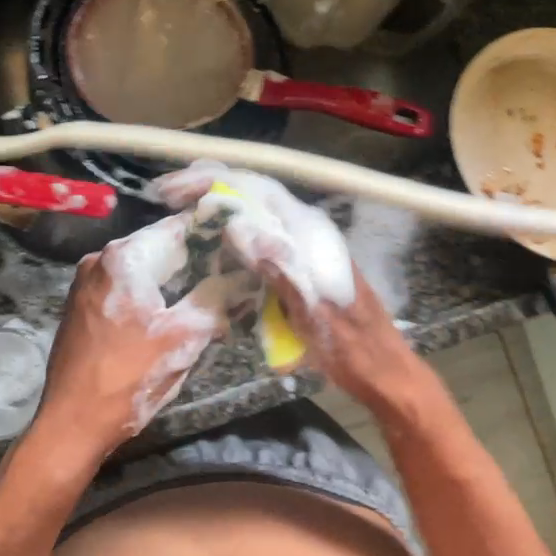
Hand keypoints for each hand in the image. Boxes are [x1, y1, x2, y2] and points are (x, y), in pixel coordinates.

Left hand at [35, 216, 224, 456]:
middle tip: (234, 270)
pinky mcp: (84, 304)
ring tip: (213, 290)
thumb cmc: (127, 378)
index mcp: (123, 256)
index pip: (177, 227)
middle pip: (159, 245)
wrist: (70, 423)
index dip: (212, 232)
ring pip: (143, 267)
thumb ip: (215, 300)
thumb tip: (243, 279)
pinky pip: (127, 285)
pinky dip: (152, 291)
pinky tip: (176, 309)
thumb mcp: (183, 339)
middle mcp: (100, 258)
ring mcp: (88, 281)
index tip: (241, 239)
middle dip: (197, 258)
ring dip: (176, 277)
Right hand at [151, 162, 420, 410]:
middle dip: (210, 188)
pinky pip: (262, 239)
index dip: (215, 180)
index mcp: (311, 234)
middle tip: (168, 195)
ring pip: (256, 214)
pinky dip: (232, 234)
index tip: (175, 187)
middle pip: (253, 194)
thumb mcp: (315, 314)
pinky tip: (211, 244)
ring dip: (219, 207)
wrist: (387, 375)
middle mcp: (308, 230)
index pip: (257, 189)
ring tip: (181, 210)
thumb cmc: (354, 349)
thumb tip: (237, 227)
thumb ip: (280, 269)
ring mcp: (306, 247)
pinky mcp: (302, 265)